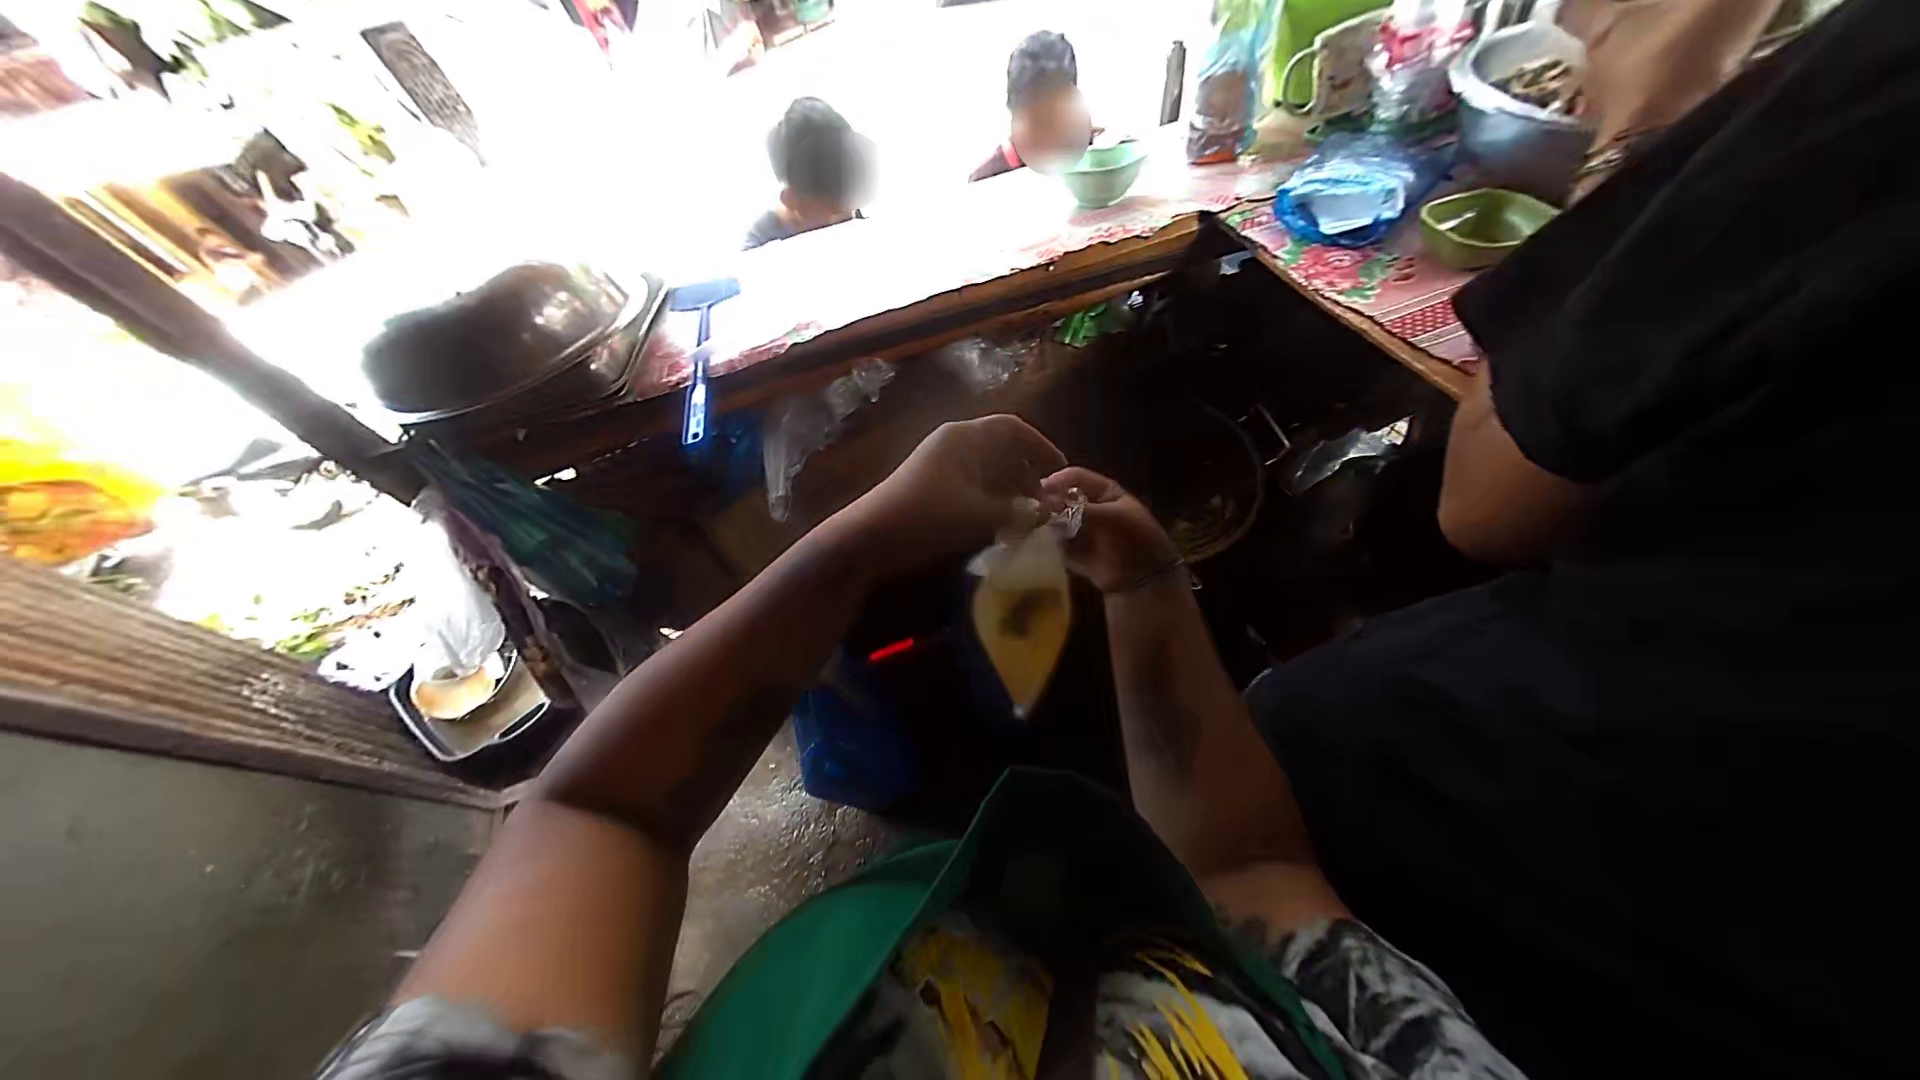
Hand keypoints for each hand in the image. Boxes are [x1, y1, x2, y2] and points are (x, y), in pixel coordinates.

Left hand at [836, 415, 1066, 574]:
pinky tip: (1006, 524)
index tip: (1060, 472)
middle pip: (1003, 450)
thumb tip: (1048, 513)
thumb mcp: (978, 513)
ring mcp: (945, 467)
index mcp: (965, 438)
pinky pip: (976, 488)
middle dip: (1028, 475)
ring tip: (1030, 517)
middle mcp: (957, 446)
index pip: (1013, 429)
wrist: (872, 536)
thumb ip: (1018, 512)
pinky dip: (994, 502)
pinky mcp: (938, 489)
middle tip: (1046, 503)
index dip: (1041, 447)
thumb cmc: (926, 515)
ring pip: (990, 472)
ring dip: (1012, 491)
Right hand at [1040, 467, 1181, 594]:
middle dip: (1049, 502)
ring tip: (1041, 528)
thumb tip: (1047, 501)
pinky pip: (1057, 544)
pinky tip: (1047, 545)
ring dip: (1049, 523)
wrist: (1143, 578)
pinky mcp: (1073, 551)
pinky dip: (1052, 544)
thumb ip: (1079, 507)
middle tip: (1035, 509)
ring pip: (1056, 520)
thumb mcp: (1111, 516)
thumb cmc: (1134, 538)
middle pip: (1062, 498)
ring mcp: (1081, 530)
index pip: (1075, 477)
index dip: (1057, 480)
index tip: (1040, 489)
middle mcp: (1090, 507)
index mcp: (1103, 492)